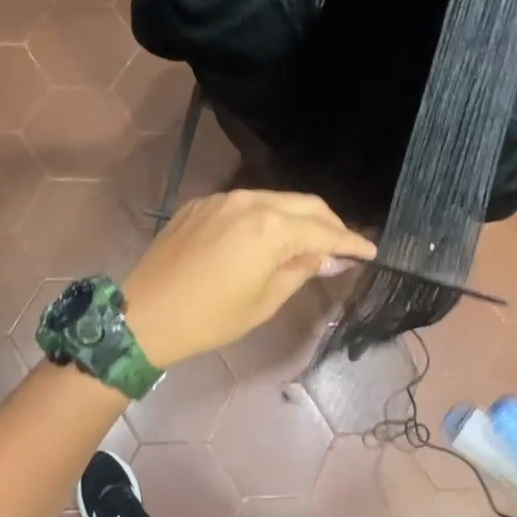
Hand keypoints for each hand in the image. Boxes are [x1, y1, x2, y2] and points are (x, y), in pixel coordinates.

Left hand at [120, 191, 376, 366]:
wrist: (145, 315)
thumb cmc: (210, 318)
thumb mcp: (265, 301)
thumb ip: (302, 271)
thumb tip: (328, 258)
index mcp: (270, 228)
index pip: (324, 230)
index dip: (351, 242)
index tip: (370, 252)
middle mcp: (250, 201)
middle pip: (305, 204)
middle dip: (330, 222)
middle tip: (344, 246)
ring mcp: (222, 199)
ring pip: (276, 199)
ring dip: (298, 217)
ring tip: (311, 242)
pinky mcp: (201, 204)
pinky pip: (246, 203)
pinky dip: (267, 216)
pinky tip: (269, 237)